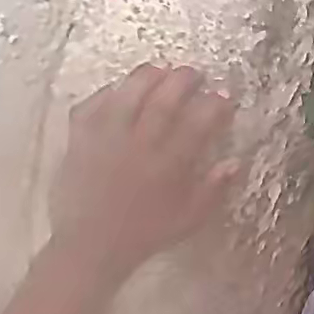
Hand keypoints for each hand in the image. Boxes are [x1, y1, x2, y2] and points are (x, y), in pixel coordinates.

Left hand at [49, 64, 237, 280]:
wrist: (93, 244)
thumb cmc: (149, 232)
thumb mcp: (192, 217)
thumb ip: (213, 188)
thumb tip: (234, 162)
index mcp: (171, 164)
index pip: (198, 124)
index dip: (214, 106)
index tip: (225, 96)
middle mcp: (140, 144)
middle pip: (163, 101)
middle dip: (182, 81)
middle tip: (195, 72)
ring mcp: (106, 139)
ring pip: (126, 96)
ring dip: (145, 78)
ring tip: (159, 69)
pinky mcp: (79, 141)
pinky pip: (91, 106)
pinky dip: (106, 93)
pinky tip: (117, 90)